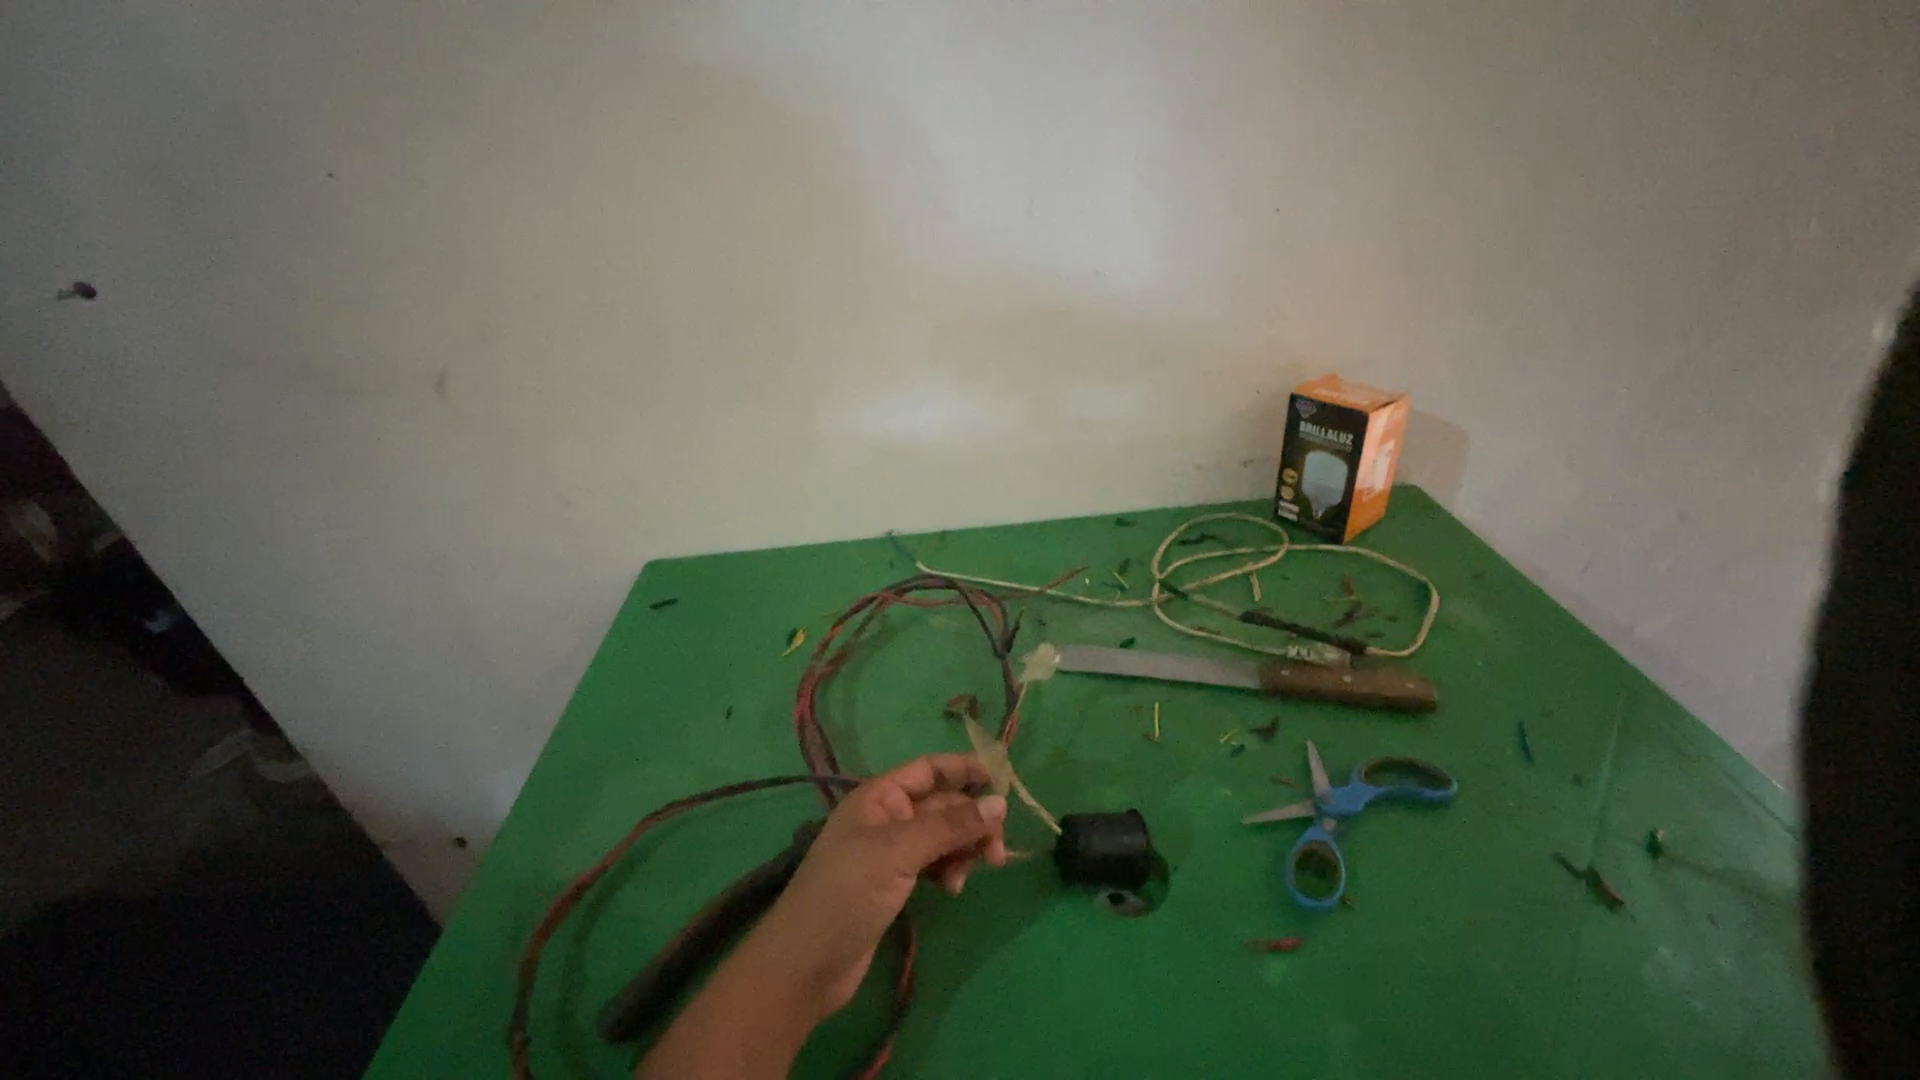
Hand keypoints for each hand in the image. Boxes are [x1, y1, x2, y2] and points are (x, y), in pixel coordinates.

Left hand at [744, 754, 1008, 1016]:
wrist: (806, 964)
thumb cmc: (846, 893)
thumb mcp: (898, 852)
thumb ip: (950, 826)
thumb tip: (1001, 803)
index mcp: (879, 797)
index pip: (929, 769)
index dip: (965, 769)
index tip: (1004, 782)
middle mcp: (886, 818)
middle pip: (942, 805)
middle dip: (972, 821)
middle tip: (997, 852)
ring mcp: (890, 852)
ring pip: (942, 836)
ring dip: (963, 849)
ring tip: (969, 875)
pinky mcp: (895, 884)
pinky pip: (934, 863)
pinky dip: (949, 870)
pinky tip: (953, 888)